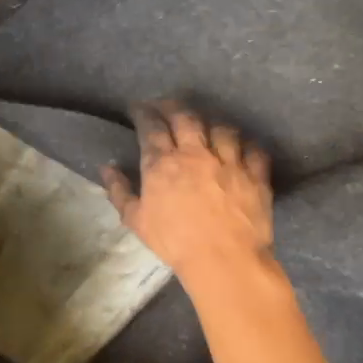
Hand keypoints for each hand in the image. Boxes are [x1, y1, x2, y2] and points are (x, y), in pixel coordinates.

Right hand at [102, 102, 274, 284]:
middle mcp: (195, 154)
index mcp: (161, 164)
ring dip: (210, 122)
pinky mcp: (255, 175)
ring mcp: (229, 162)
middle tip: (165, 104)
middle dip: (172, 106)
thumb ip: (119, 190)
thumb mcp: (134, 218)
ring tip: (204, 124)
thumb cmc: (172, 239)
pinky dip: (244, 142)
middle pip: (185, 118)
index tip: (137, 108)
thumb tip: (107, 167)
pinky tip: (239, 144)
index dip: (143, 113)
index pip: (150, 127)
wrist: (224, 257)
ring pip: (221, 128)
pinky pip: (253, 148)